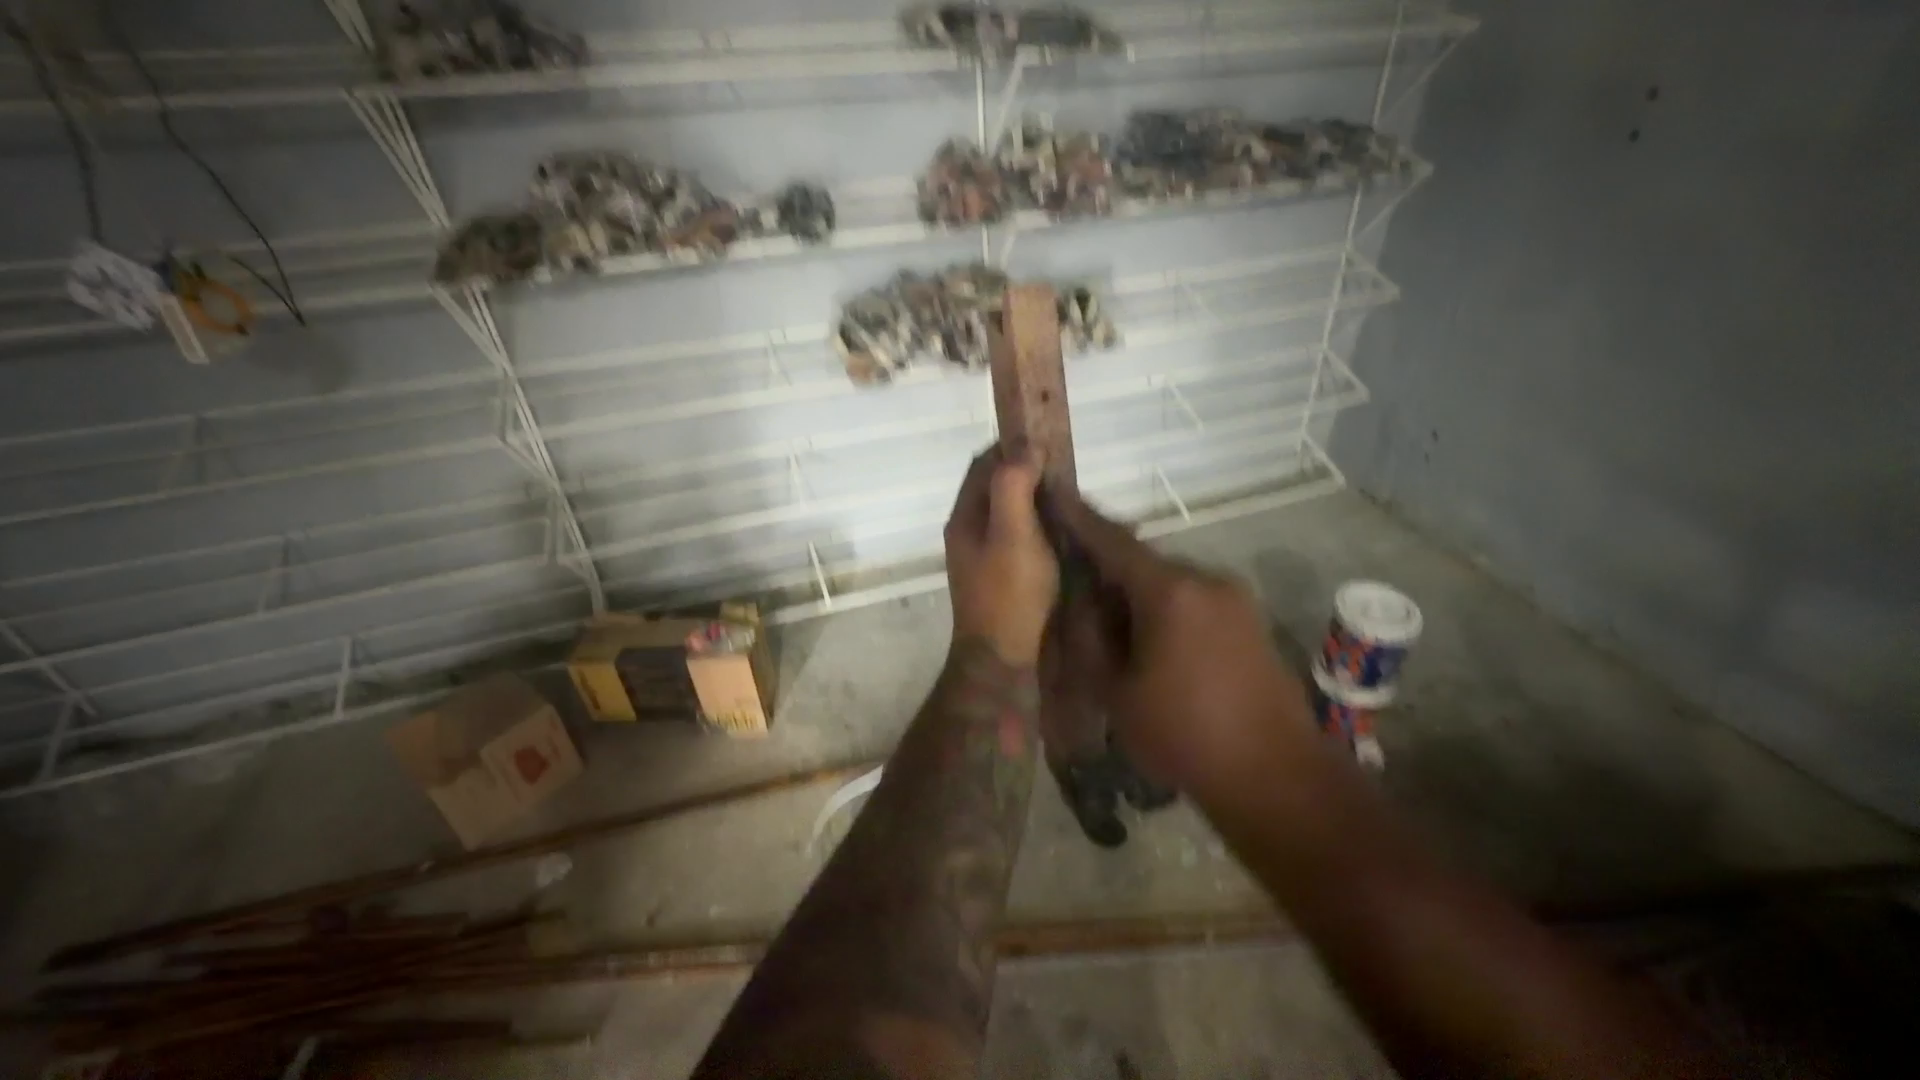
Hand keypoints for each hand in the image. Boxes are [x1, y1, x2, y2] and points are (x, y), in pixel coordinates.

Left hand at [944, 447, 1058, 666]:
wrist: (1003, 662)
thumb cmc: (1009, 595)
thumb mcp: (1012, 533)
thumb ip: (1014, 485)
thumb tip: (1025, 447)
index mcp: (965, 518)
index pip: (984, 464)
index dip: (1013, 446)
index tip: (1049, 439)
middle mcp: (971, 534)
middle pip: (997, 488)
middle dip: (1029, 473)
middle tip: (1069, 471)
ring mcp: (987, 559)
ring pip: (1012, 515)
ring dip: (1039, 502)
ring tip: (1074, 500)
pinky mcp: (1005, 580)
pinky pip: (1024, 540)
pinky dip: (1044, 529)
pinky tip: (1069, 536)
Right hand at [1049, 489, 1316, 790]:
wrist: (1276, 777)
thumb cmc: (1184, 735)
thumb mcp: (1114, 692)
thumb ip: (1088, 638)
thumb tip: (1080, 602)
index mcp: (1170, 590)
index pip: (1112, 541)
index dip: (1078, 518)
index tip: (1052, 493)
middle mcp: (1206, 580)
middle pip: (1142, 564)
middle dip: (1106, 574)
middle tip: (1073, 598)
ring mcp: (1235, 600)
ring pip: (1169, 585)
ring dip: (1136, 599)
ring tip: (1109, 635)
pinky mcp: (1250, 623)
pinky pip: (1194, 604)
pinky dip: (1165, 613)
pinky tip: (1150, 649)